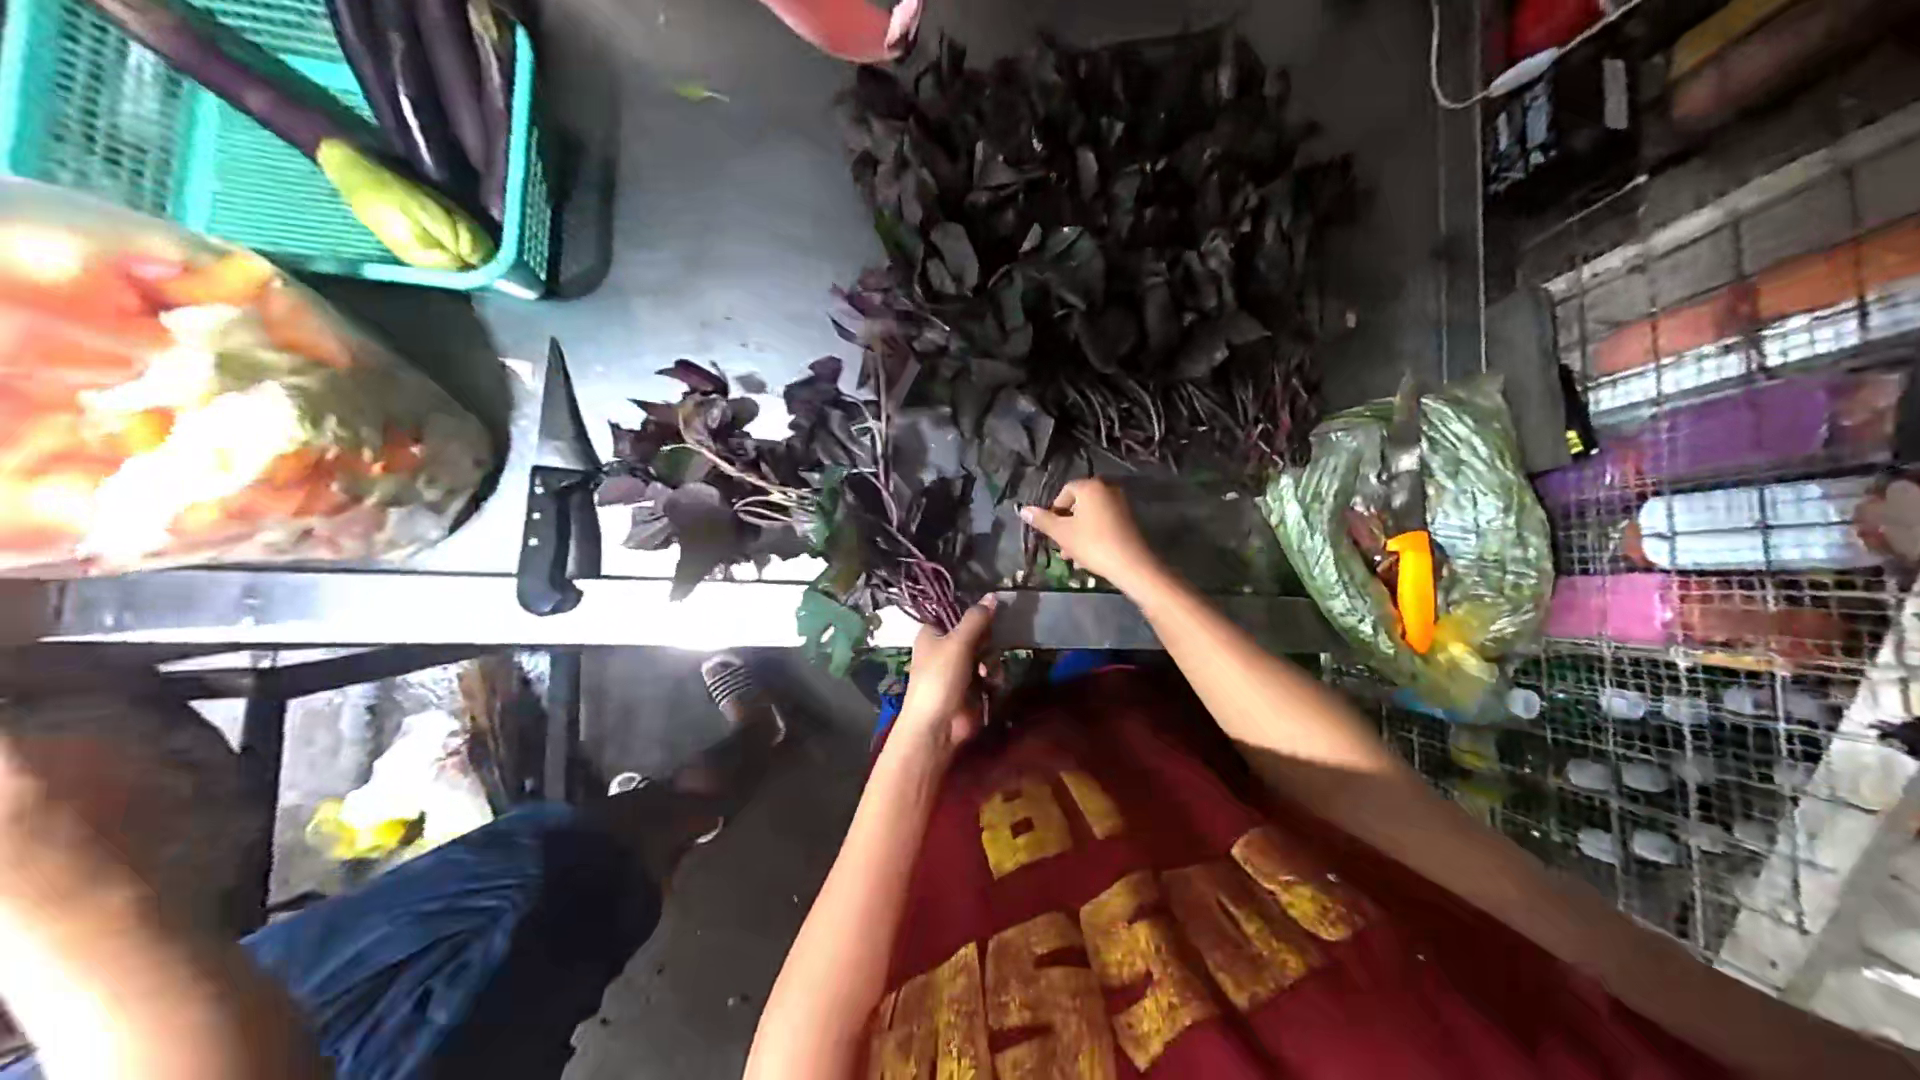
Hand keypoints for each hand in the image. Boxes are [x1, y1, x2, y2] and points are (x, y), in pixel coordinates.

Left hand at [896, 596, 996, 757]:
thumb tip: (992, 595)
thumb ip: (976, 619)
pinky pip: (990, 672)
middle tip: (988, 644)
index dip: (973, 612)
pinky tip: (990, 683)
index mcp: (933, 633)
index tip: (992, 611)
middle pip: (976, 632)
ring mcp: (960, 668)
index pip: (955, 613)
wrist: (938, 726)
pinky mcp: (973, 686)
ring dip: (990, 660)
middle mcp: (945, 648)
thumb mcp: (957, 642)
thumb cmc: (940, 678)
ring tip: (986, 672)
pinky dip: (992, 676)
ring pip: (986, 652)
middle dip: (986, 640)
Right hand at [1020, 479, 1161, 590]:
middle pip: (1078, 505)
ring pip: (1090, 516)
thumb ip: (1042, 520)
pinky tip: (1087, 555)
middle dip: (1066, 525)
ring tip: (1072, 556)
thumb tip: (1023, 510)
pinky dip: (1093, 534)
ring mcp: (1120, 504)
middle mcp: (1107, 489)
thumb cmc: (1092, 544)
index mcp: (1090, 487)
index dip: (1054, 511)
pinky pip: (1103, 522)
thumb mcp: (1062, 533)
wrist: (1131, 564)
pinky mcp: (1128, 519)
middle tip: (1060, 546)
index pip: (1065, 492)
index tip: (1051, 530)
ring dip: (1077, 533)